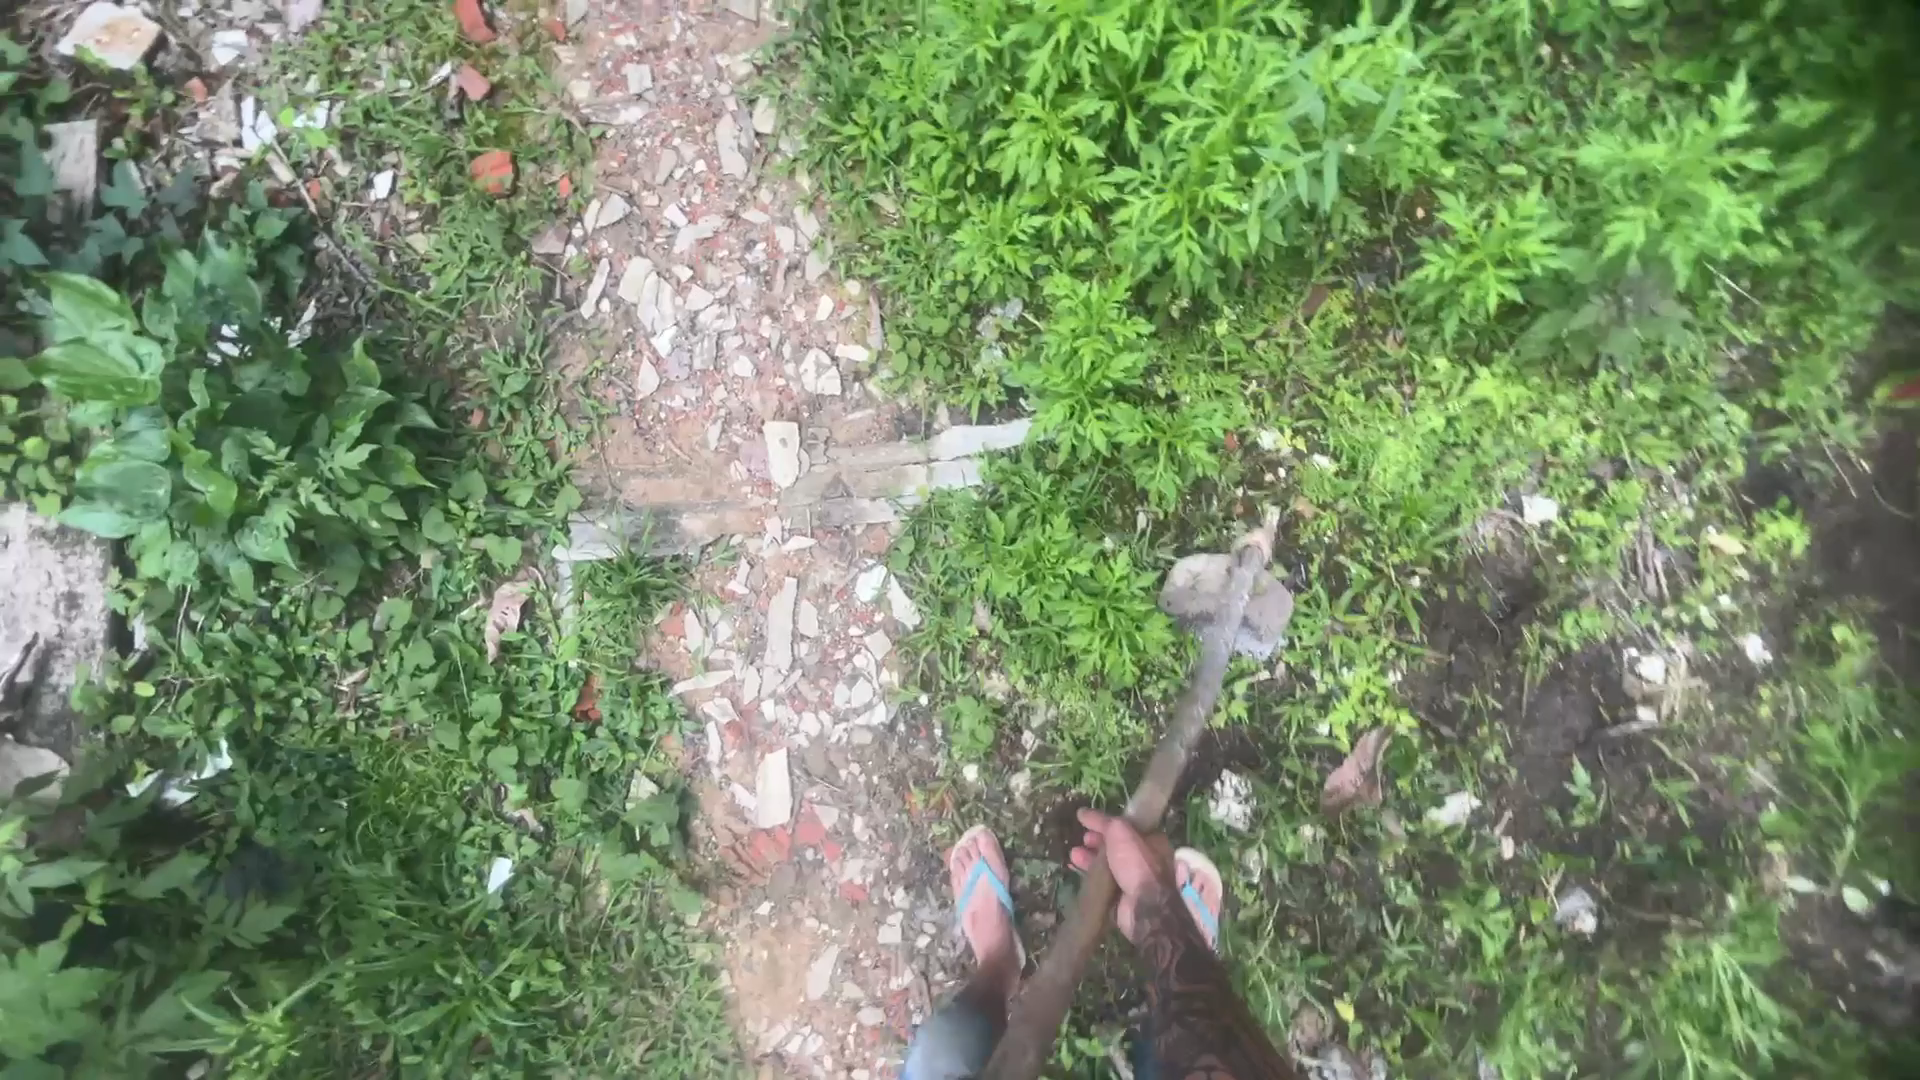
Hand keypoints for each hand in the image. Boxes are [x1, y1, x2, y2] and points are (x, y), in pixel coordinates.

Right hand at [1068, 808, 1175, 943]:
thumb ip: (1101, 820)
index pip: (1127, 828)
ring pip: (1108, 865)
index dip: (1108, 824)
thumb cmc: (1137, 862)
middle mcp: (1145, 860)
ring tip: (1074, 854)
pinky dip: (1089, 875)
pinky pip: (1103, 882)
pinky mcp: (1122, 898)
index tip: (1091, 823)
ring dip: (1090, 857)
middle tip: (1083, 838)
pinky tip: (1075, 868)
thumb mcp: (1120, 831)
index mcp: (1152, 841)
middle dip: (1097, 841)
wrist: (1145, 905)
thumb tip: (1082, 812)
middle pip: (1116, 846)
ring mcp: (1133, 880)